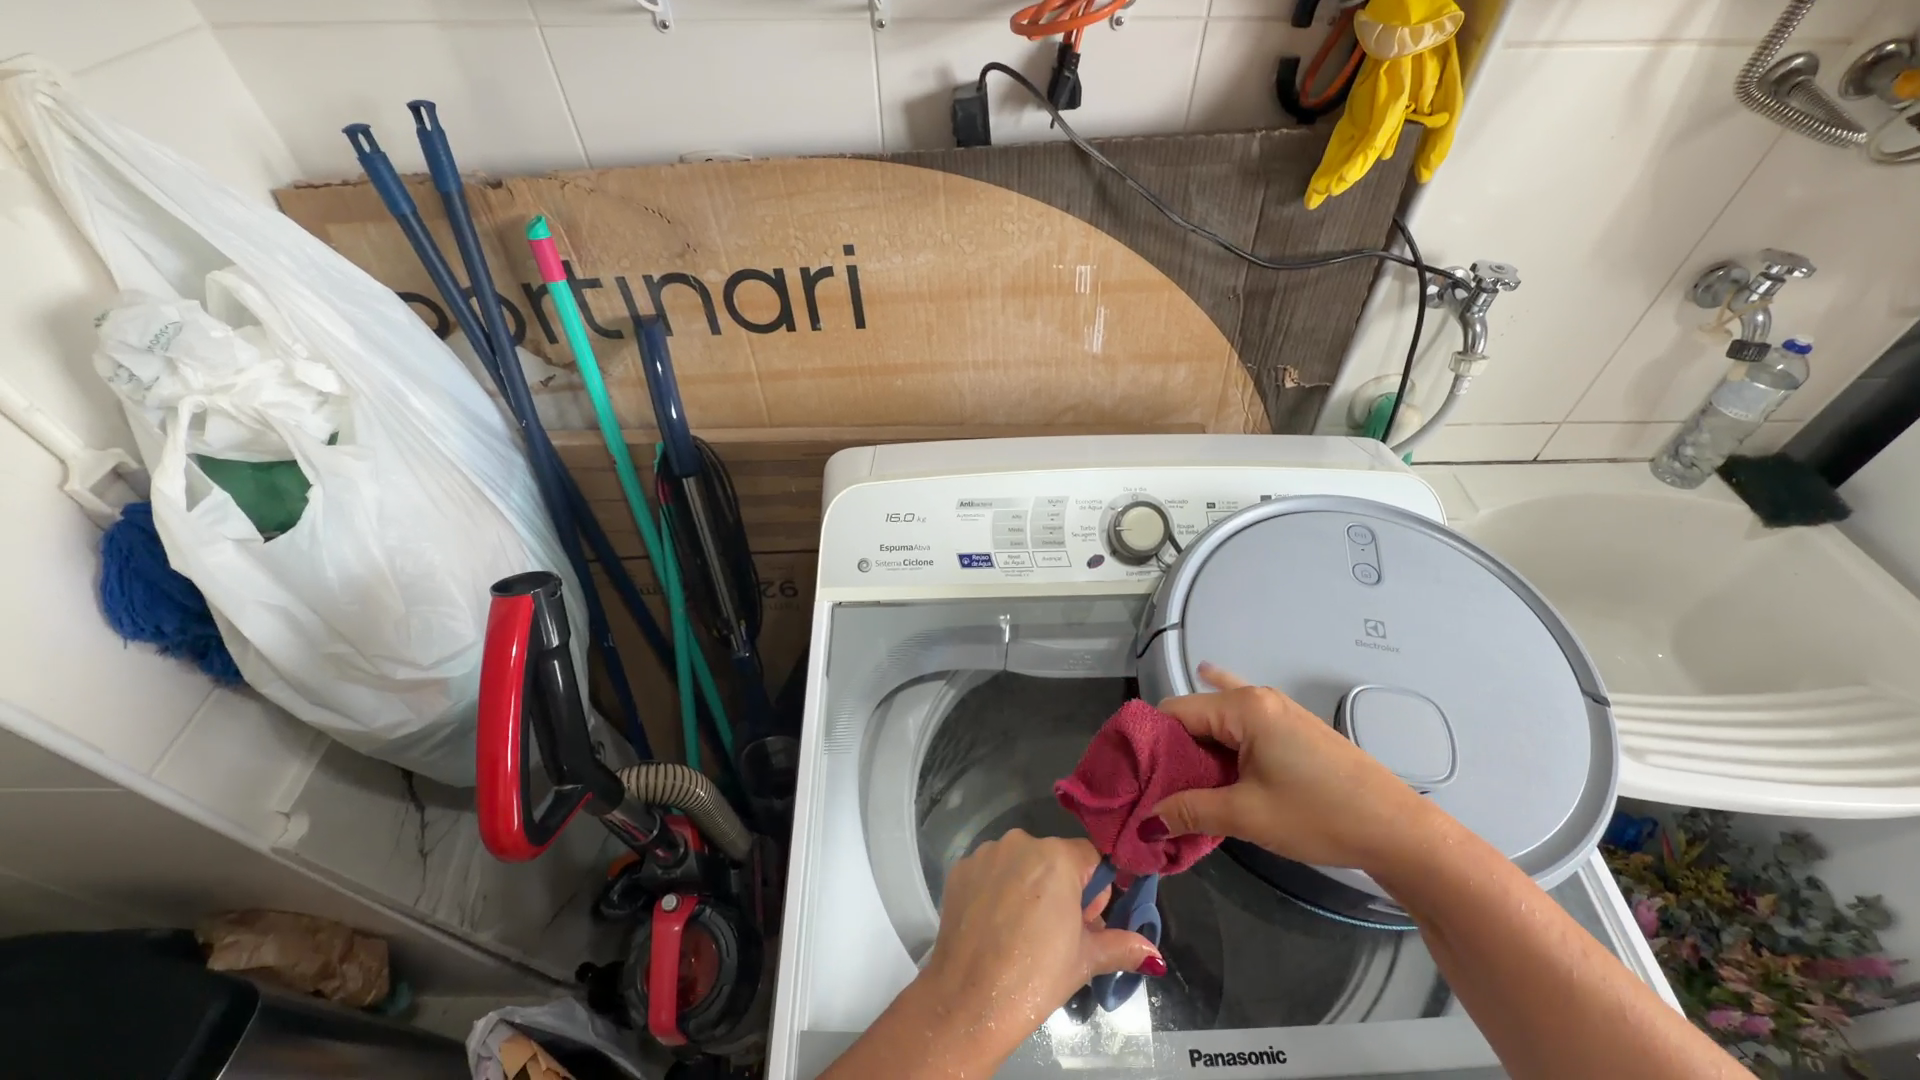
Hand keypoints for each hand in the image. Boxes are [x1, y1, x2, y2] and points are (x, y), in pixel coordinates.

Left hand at [920, 831, 1160, 1042]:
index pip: (1092, 858)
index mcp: (1057, 857)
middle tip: (1056, 934)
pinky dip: (997, 891)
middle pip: (1055, 859)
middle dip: (1062, 890)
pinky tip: (995, 925)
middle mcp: (1019, 843)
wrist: (968, 999)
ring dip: (1029, 888)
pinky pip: (991, 872)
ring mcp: (986, 854)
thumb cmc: (1035, 975)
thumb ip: (1122, 945)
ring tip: (1023, 933)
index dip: (1095, 891)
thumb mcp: (1085, 959)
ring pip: (1021, 863)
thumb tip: (1154, 954)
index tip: (1086, 923)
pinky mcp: (960, 870)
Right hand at [1149, 664, 1435, 873]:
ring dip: (1196, 752)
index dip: (1148, 745)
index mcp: (1243, 708)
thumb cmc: (1319, 815)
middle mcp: (1258, 699)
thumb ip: (1189, 811)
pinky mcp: (1293, 732)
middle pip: (1194, 716)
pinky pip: (1241, 728)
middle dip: (1170, 751)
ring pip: (1218, 724)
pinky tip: (1209, 722)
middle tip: (1150, 789)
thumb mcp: (1246, 815)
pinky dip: (1220, 737)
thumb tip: (1144, 821)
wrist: (1397, 830)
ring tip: (1172, 781)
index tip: (1131, 778)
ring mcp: (1279, 713)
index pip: (1174, 713)